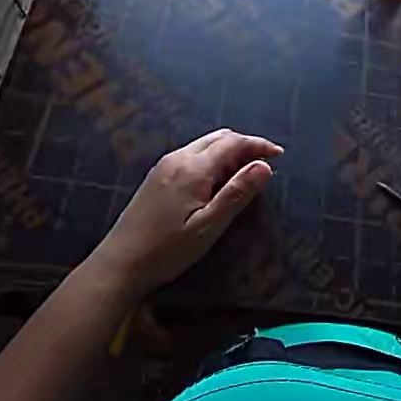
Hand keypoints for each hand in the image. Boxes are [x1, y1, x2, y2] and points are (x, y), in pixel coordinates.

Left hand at [86, 129, 281, 297]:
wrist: (121, 263)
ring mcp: (164, 166)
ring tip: (245, 175)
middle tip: (265, 165)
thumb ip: (237, 193)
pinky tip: (217, 182)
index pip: (233, 143)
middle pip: (219, 138)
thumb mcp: (209, 226)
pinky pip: (192, 155)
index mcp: (193, 168)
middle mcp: (177, 159)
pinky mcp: (157, 177)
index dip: (259, 146)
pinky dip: (212, 159)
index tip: (279, 155)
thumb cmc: (167, 250)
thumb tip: (264, 166)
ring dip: (228, 152)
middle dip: (245, 146)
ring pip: (204, 145)